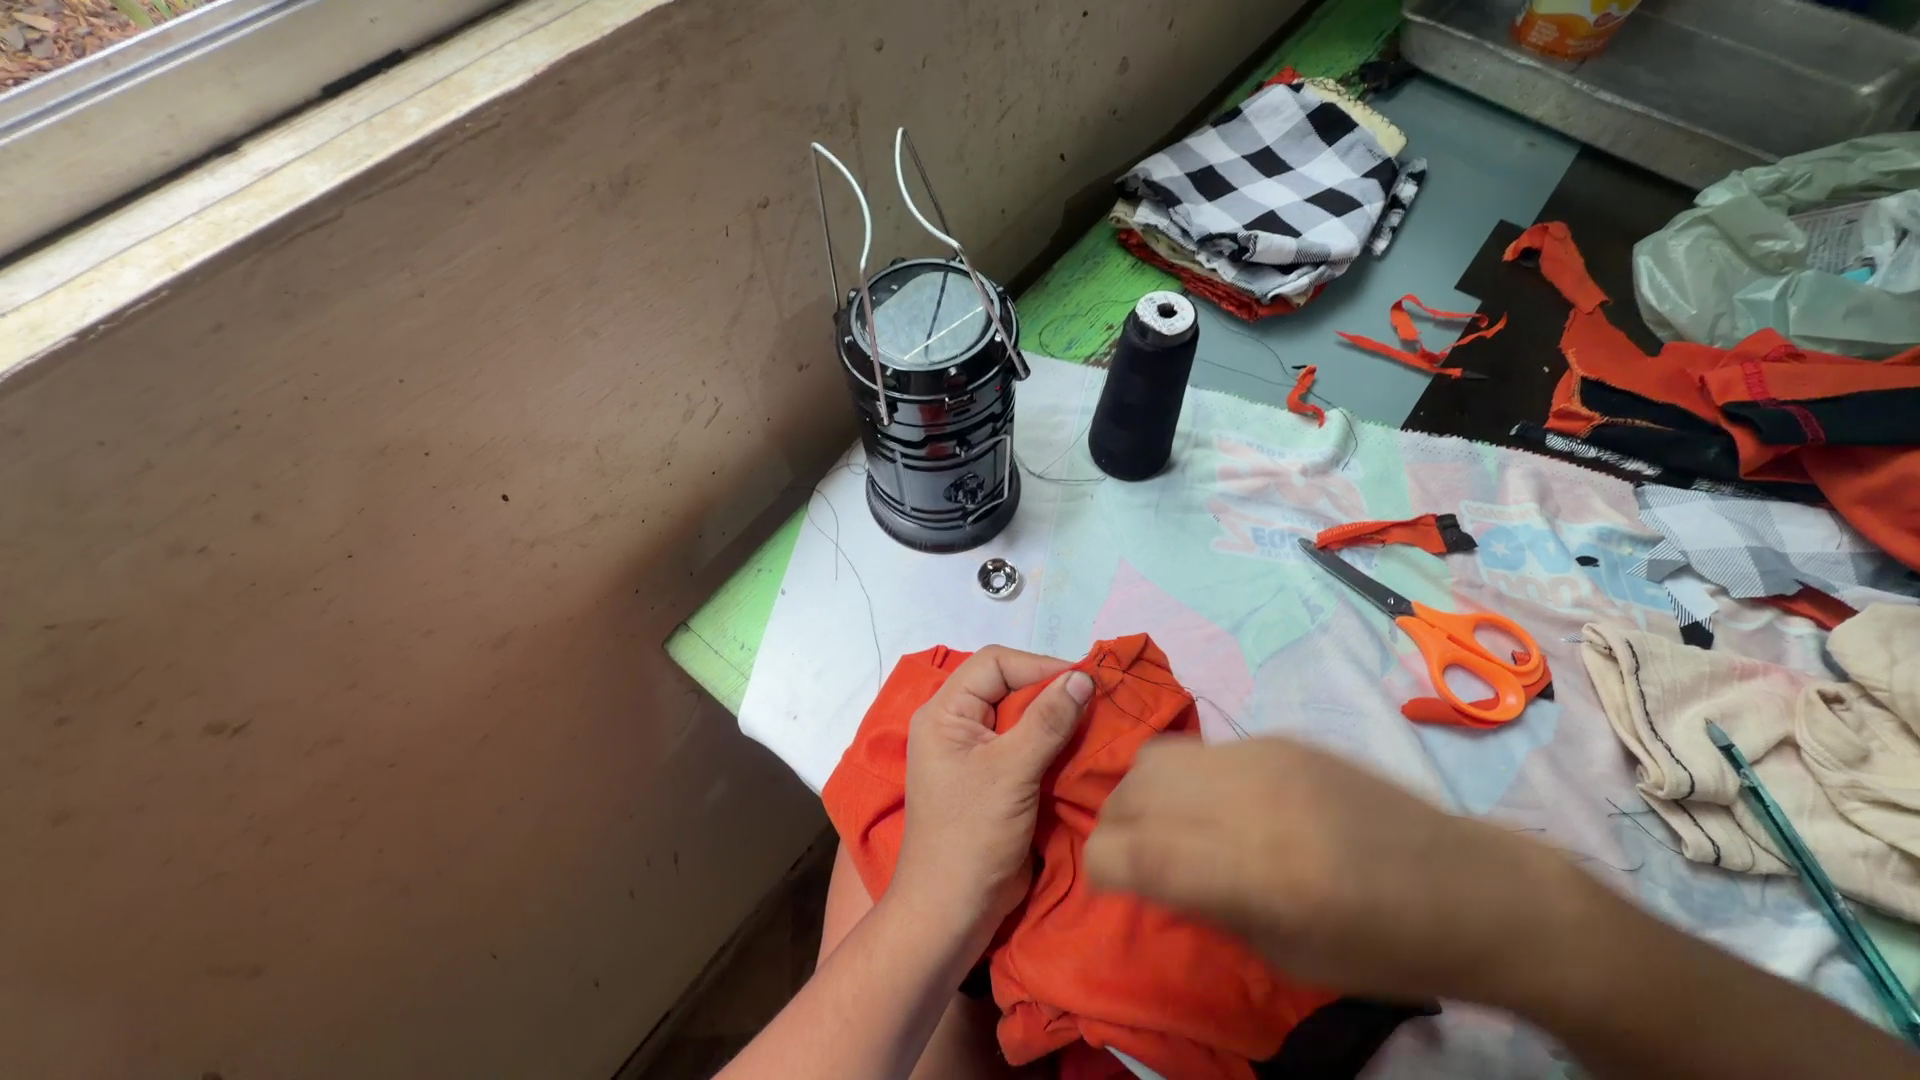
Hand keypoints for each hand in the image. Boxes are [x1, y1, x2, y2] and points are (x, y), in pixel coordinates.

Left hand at [890, 646, 1094, 952]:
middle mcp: (956, 726)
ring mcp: (975, 754)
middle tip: (1097, 700)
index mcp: (944, 713)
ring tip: (1096, 721)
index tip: (1084, 681)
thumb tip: (1083, 677)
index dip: (1039, 666)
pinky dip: (1054, 744)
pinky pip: (1026, 746)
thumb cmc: (972, 835)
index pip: (995, 665)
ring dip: (1057, 718)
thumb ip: (1047, 721)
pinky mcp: (995, 779)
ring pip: (1021, 717)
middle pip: (1008, 686)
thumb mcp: (1011, 772)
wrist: (953, 910)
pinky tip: (1082, 749)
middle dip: (1051, 690)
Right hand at [1083, 736, 1588, 1004]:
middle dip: (1115, 826)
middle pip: (1131, 791)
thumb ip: (1203, 905)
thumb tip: (1147, 874)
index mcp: (1249, 870)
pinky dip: (1186, 778)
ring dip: (1141, 793)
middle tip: (1133, 857)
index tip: (1109, 883)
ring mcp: (1263, 757)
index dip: (1101, 866)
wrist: (1471, 888)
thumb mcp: (1282, 955)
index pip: (1128, 849)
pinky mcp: (1281, 738)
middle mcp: (1247, 799)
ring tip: (1164, 824)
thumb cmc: (1382, 947)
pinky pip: (1203, 750)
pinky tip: (1214, 806)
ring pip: (1156, 756)